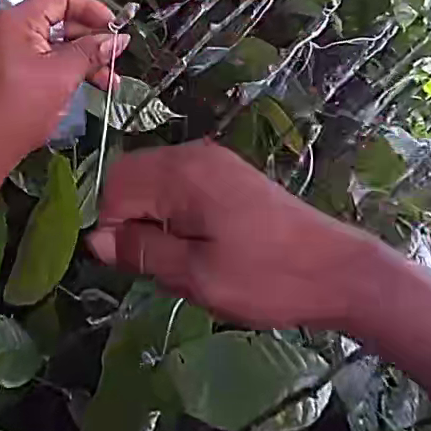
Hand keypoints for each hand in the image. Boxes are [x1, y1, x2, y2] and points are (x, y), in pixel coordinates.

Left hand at [0, 0, 128, 171]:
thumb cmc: (17, 109)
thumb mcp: (62, 75)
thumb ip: (92, 52)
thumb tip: (118, 39)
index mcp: (18, 21)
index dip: (92, 9)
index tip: (115, 26)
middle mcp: (12, 31)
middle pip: (61, 21)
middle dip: (93, 39)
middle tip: (117, 57)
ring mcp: (11, 53)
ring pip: (57, 45)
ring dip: (86, 59)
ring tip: (111, 81)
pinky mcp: (13, 74)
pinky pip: (48, 62)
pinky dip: (70, 71)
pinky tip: (90, 86)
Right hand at [87, 141, 386, 329]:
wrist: (335, 268)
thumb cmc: (265, 276)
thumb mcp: (196, 276)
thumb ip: (142, 251)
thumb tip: (95, 238)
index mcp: (182, 172)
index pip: (115, 185)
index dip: (112, 226)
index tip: (132, 262)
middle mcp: (192, 153)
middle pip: (131, 174)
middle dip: (129, 218)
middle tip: (156, 262)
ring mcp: (212, 159)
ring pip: (153, 178)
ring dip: (150, 215)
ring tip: (179, 255)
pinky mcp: (226, 171)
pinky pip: (177, 181)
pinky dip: (171, 209)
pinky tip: (195, 240)